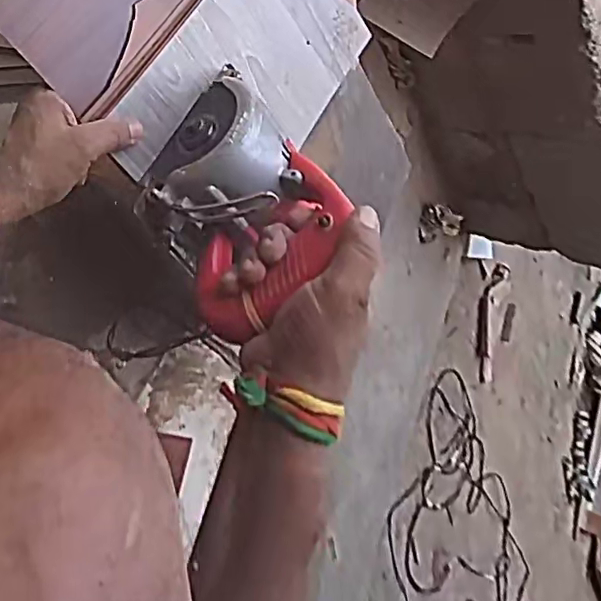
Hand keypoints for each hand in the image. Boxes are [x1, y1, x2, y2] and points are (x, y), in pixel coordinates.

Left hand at [0, 90, 142, 214]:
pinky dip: (68, 160)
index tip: (114, 128)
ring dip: (81, 152)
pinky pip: (60, 147)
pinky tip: (69, 174)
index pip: (87, 96)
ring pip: (72, 134)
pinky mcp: (29, 147)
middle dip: (91, 139)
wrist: (10, 198)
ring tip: (79, 167)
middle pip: (81, 117)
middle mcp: (35, 107)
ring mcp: (30, 128)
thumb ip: (112, 133)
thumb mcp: (85, 148)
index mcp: (46, 97)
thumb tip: (135, 127)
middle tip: (92, 153)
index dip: (104, 114)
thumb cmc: (39, 169)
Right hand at [237, 206, 380, 403]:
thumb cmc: (318, 346)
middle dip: (273, 240)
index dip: (306, 216)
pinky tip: (236, 288)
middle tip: (272, 257)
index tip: (293, 218)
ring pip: (259, 251)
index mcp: (340, 272)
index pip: (323, 225)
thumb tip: (366, 215)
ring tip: (251, 280)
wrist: (279, 386)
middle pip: (285, 233)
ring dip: (250, 260)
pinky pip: (239, 272)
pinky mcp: (256, 299)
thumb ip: (357, 253)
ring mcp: (282, 288)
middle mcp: (311, 277)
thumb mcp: (345, 295)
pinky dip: (233, 277)